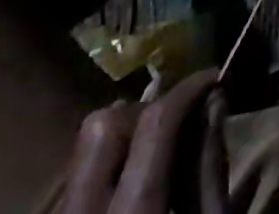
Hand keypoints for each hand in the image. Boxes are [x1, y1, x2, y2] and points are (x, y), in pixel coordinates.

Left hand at [62, 69, 228, 213]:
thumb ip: (209, 171)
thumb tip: (215, 101)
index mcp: (133, 213)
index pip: (154, 124)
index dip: (187, 90)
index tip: (214, 78)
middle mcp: (85, 209)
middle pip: (105, 124)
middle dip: (147, 109)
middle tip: (180, 119)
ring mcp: (63, 213)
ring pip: (85, 143)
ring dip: (126, 130)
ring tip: (159, 147)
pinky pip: (78, 170)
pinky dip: (110, 157)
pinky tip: (135, 176)